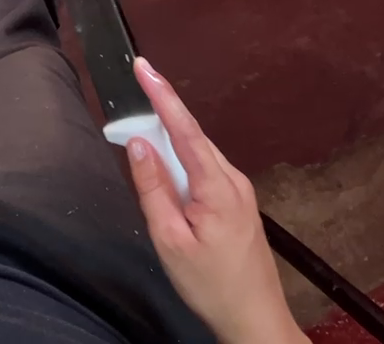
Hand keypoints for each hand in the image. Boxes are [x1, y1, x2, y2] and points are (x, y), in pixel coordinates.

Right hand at [125, 58, 305, 343]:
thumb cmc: (210, 285)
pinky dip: (180, 157)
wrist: (256, 324)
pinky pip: (204, 166)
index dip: (161, 94)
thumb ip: (152, 187)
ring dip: (168, 138)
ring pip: (197, 150)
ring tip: (138, 134)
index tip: (142, 66)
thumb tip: (138, 142)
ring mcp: (239, 190)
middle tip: (127, 103)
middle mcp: (233, 180)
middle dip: (159, 113)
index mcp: (217, 187)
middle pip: (190, 135)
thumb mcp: (170, 239)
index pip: (184, 128)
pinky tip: (165, 165)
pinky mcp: (237, 201)